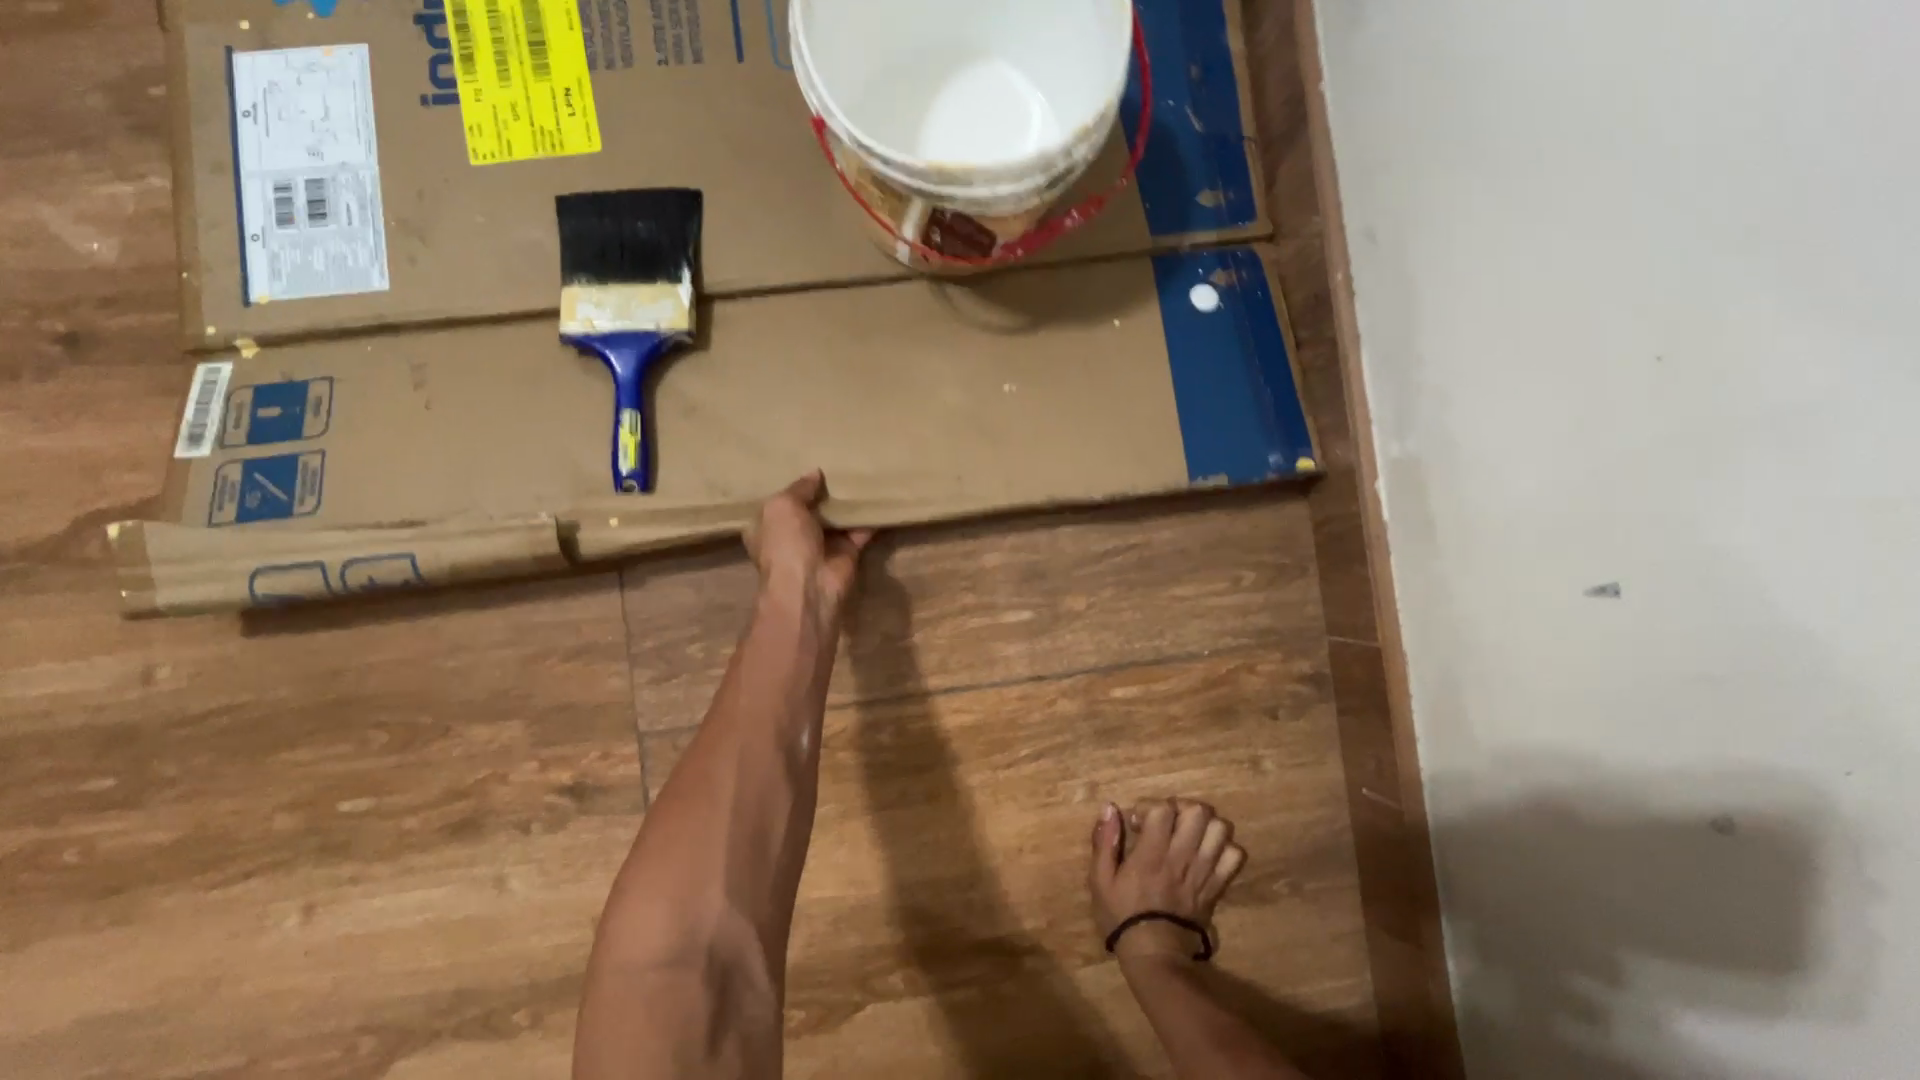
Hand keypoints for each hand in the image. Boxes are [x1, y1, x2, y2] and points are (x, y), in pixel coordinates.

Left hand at [743, 470, 873, 625]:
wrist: (810, 585)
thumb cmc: (785, 543)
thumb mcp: (782, 506)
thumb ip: (799, 488)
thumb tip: (815, 473)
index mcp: (767, 527)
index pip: (778, 504)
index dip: (791, 487)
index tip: (805, 465)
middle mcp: (792, 537)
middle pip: (809, 510)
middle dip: (821, 492)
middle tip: (837, 464)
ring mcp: (820, 545)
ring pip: (835, 519)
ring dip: (846, 503)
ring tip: (859, 473)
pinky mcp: (846, 553)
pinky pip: (859, 531)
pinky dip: (868, 517)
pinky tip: (878, 495)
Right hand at [1089, 799, 1245, 964]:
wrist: (1155, 953)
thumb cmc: (1123, 914)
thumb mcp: (1100, 880)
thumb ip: (1104, 841)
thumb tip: (1109, 808)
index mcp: (1152, 853)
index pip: (1163, 809)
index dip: (1150, 807)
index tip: (1139, 823)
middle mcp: (1182, 856)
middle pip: (1198, 812)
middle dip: (1181, 809)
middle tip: (1168, 823)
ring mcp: (1204, 870)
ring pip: (1220, 829)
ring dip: (1205, 826)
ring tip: (1190, 835)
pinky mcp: (1218, 885)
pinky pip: (1235, 856)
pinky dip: (1224, 849)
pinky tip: (1207, 854)